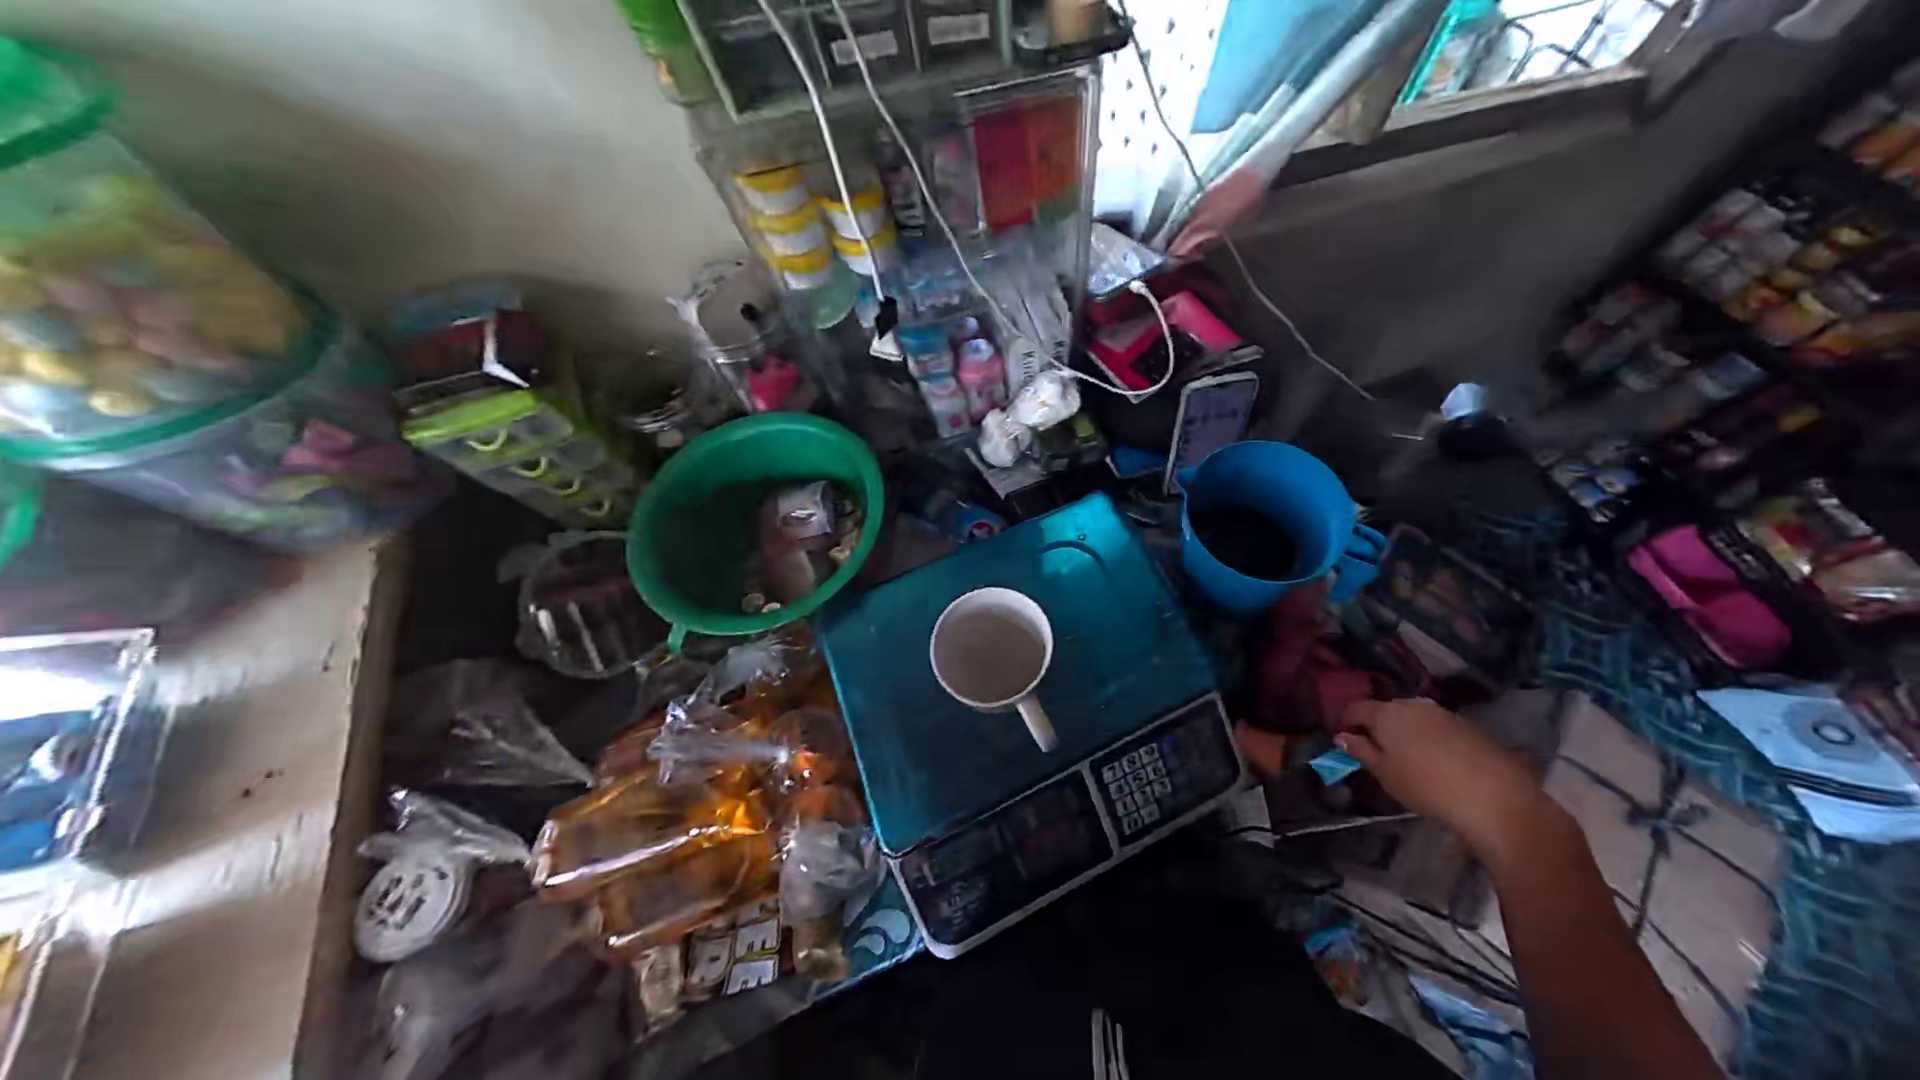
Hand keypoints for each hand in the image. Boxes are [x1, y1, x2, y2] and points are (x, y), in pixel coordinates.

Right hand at [1337, 699, 1565, 865]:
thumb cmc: (1426, 786)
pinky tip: (1436, 760)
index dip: (1346, 721)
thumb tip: (1342, 736)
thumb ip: (1361, 751)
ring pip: (1414, 717)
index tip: (1345, 738)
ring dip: (1406, 731)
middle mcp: (1413, 705)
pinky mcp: (1469, 726)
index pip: (1356, 708)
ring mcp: (1444, 713)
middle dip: (1378, 725)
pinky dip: (1429, 737)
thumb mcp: (1385, 773)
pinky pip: (1437, 726)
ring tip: (1408, 756)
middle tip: (1377, 750)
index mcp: (1386, 713)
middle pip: (1386, 709)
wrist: (1496, 798)